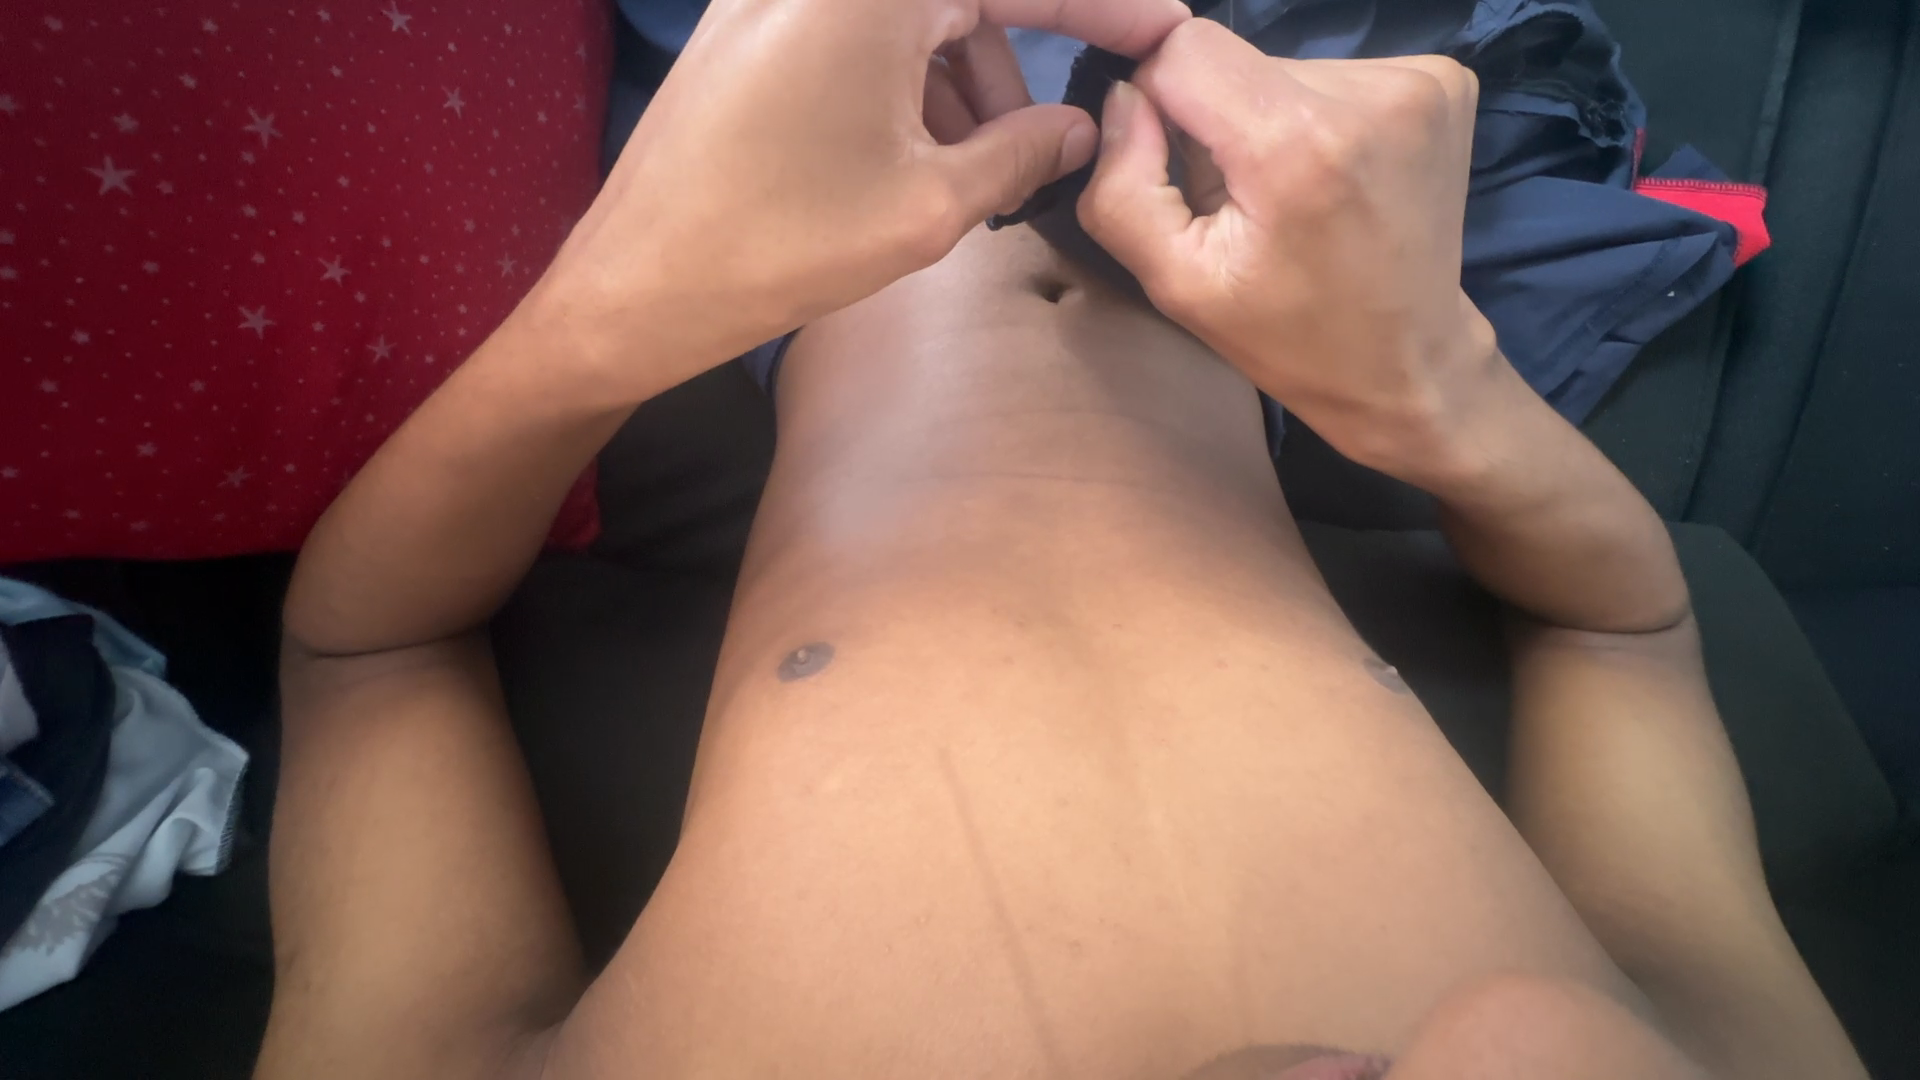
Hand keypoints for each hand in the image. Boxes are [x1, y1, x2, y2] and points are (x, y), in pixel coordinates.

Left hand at [537, 0, 1190, 395]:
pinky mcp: (748, 36)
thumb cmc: (785, 247)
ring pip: (906, 25)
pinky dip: (901, 93)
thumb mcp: (927, 207)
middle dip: (1011, 69)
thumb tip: (1074, 126)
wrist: (642, 287)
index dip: (1098, 3)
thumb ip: (1017, 153)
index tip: (1157, 29)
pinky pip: (855, 43)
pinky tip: (906, 162)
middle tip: (1033, 151)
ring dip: (956, 91)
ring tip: (965, 177)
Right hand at [1077, 21, 1498, 480]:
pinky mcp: (1443, 79)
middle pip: (1234, 59)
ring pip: (1280, 68)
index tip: (1170, 167)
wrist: (1402, 362)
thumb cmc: (1284, 338)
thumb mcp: (1178, 286)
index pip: (1185, 48)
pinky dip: (1308, 123)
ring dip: (1261, 125)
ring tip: (1285, 200)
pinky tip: (1324, 181)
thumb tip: (1122, 100)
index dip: (1155, 101)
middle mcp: (1369, 87)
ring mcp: (1419, 76)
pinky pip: (1330, 77)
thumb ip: (1125, 192)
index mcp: (1296, 145)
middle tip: (1236, 205)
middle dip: (1212, 124)